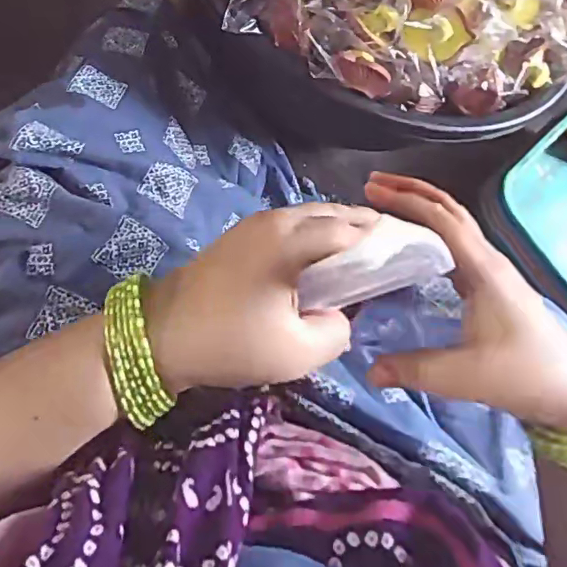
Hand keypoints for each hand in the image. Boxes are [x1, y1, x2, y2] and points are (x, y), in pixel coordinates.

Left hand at [144, 203, 376, 392]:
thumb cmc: (230, 342)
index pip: (348, 228)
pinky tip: (319, 255)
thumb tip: (340, 315)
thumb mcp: (295, 354)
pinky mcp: (240, 236)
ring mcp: (254, 224)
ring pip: (307, 215)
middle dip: (360, 224)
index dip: (379, 235)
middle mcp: (275, 222)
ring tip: (359, 249)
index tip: (405, 245)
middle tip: (387, 243)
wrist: (161, 333)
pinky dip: (312, 232)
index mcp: (291, 242)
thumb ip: (335, 332)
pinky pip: (289, 224)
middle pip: (329, 212)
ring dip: (335, 226)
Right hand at [363, 173, 566, 431]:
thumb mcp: (465, 376)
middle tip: (374, 183)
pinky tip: (414, 242)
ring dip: (423, 206)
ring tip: (388, 202)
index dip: (406, 199)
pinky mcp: (493, 284)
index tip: (372, 190)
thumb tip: (370, 370)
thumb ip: (414, 369)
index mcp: (483, 270)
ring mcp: (493, 270)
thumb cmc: (525, 376)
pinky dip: (432, 229)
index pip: (442, 218)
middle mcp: (489, 260)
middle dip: (412, 190)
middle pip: (449, 209)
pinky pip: (458, 243)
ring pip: (455, 223)